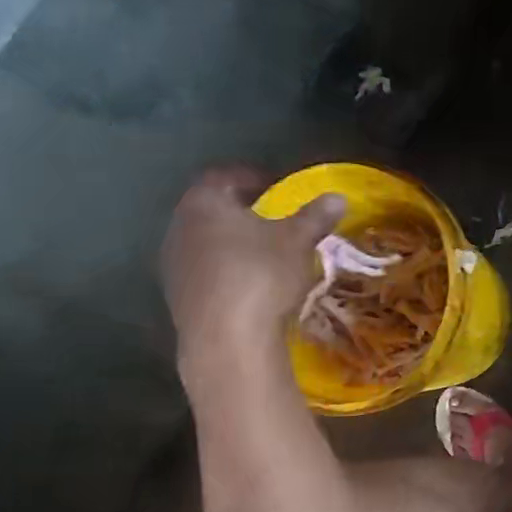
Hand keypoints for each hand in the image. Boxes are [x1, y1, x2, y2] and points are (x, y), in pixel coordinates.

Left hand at [161, 168, 343, 363]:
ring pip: (207, 238)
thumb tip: (336, 197)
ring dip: (233, 240)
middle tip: (274, 217)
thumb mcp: (299, 241)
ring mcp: (175, 261)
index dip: (250, 176)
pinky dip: (228, 265)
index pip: (223, 177)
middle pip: (211, 207)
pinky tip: (252, 281)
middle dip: (242, 209)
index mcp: (205, 204)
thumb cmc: (262, 273)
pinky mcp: (180, 291)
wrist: (226, 335)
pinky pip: (206, 267)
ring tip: (266, 251)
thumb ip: (315, 216)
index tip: (275, 184)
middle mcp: (180, 226)